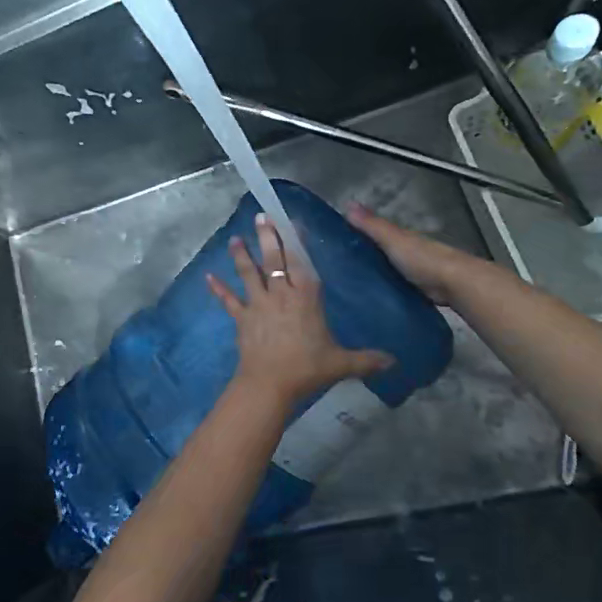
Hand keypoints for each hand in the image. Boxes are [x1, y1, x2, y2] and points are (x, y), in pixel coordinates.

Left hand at [207, 214, 394, 405]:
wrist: (268, 384)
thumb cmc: (306, 369)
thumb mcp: (341, 364)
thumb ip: (367, 360)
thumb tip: (393, 362)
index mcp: (306, 298)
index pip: (301, 263)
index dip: (296, 242)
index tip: (291, 223)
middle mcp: (281, 295)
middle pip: (273, 260)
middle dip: (268, 237)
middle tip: (261, 217)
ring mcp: (258, 305)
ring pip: (249, 273)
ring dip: (241, 255)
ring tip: (234, 239)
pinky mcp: (241, 319)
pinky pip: (228, 301)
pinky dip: (218, 289)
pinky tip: (208, 277)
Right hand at [346, 203, 480, 304]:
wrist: (453, 284)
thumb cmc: (422, 259)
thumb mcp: (392, 239)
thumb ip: (372, 225)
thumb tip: (347, 203)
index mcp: (400, 238)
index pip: (375, 234)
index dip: (356, 235)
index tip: (334, 244)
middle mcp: (407, 253)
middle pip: (382, 254)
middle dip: (364, 258)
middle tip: (337, 271)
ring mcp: (414, 273)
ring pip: (389, 272)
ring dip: (374, 277)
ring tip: (349, 288)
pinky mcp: (418, 292)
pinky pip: (396, 289)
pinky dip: (385, 292)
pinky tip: (372, 301)